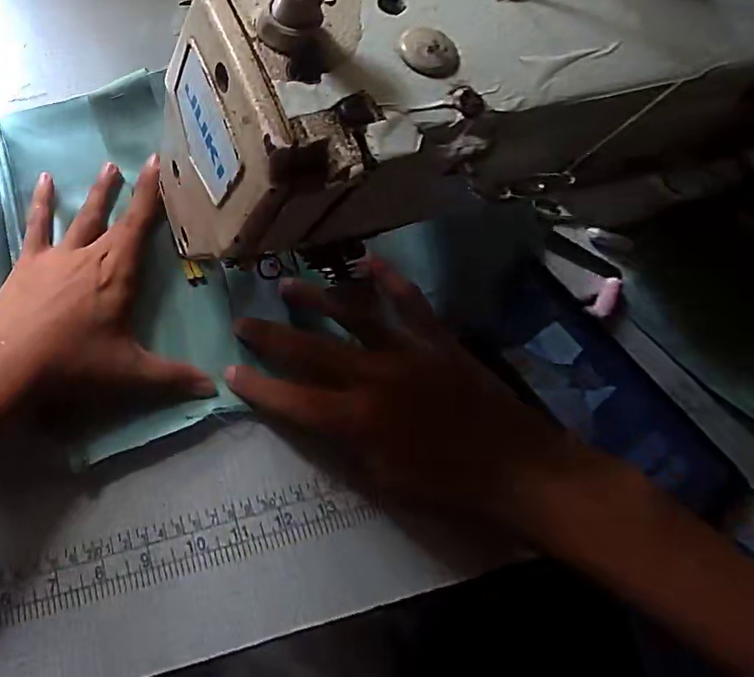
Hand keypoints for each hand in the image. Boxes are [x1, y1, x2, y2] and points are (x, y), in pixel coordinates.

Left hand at [0, 156, 215, 399]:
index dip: (150, 193)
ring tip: (106, 166)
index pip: (139, 225)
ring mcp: (57, 255)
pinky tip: (44, 180)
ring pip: (81, 217)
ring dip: (96, 193)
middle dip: (128, 191)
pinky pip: (38, 226)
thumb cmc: (74, 363)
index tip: (157, 163)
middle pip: (113, 217)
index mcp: (117, 272)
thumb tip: (213, 387)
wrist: (11, 361)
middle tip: (135, 163)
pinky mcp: (29, 261)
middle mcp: (90, 254)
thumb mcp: (128, 373)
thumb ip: (172, 376)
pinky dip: (42, 203)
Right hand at [226, 260, 599, 527]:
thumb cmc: (452, 490)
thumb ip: (345, 447)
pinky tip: (370, 264)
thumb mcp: (388, 484)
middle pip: (310, 349)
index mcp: (360, 420)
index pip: (293, 400)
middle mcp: (375, 377)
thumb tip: (313, 418)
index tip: (230, 370)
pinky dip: (389, 281)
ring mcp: (407, 352)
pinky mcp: (436, 340)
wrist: (524, 472)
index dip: (258, 387)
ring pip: (351, 315)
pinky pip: (409, 303)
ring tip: (288, 285)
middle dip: (270, 336)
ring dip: (316, 298)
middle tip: (242, 320)